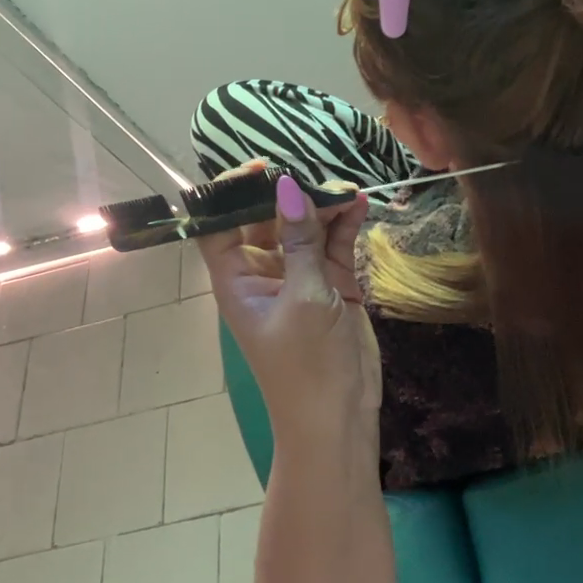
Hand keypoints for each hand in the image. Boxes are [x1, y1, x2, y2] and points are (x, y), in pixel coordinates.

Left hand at [195, 166, 378, 451]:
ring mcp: (301, 278)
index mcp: (238, 280)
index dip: (233, 193)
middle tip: (318, 173)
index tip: (263, 167)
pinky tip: (360, 205)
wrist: (340, 416)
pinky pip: (334, 245)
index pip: (222, 226)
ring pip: (306, 228)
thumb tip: (289, 186)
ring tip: (347, 189)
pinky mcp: (332, 285)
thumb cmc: (307, 365)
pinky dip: (346, 226)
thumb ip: (301, 241)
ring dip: (324, 207)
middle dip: (290, 195)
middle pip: (268, 220)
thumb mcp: (304, 299)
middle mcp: (265, 273)